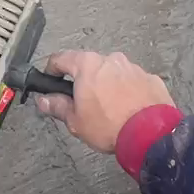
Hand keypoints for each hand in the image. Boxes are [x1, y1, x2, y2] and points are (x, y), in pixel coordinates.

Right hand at [34, 50, 174, 152]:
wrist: (150, 135)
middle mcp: (110, 59)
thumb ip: (57, 107)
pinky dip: (127, 91)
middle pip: (89, 65)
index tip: (49, 79)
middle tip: (82, 102)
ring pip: (112, 72)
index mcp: (87, 65)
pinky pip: (132, 82)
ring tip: (108, 108)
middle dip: (83, 80)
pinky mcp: (150, 78)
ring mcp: (132, 67)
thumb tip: (43, 100)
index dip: (51, 69)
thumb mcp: (75, 121)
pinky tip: (128, 109)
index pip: (61, 58)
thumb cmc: (109, 125)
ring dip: (107, 85)